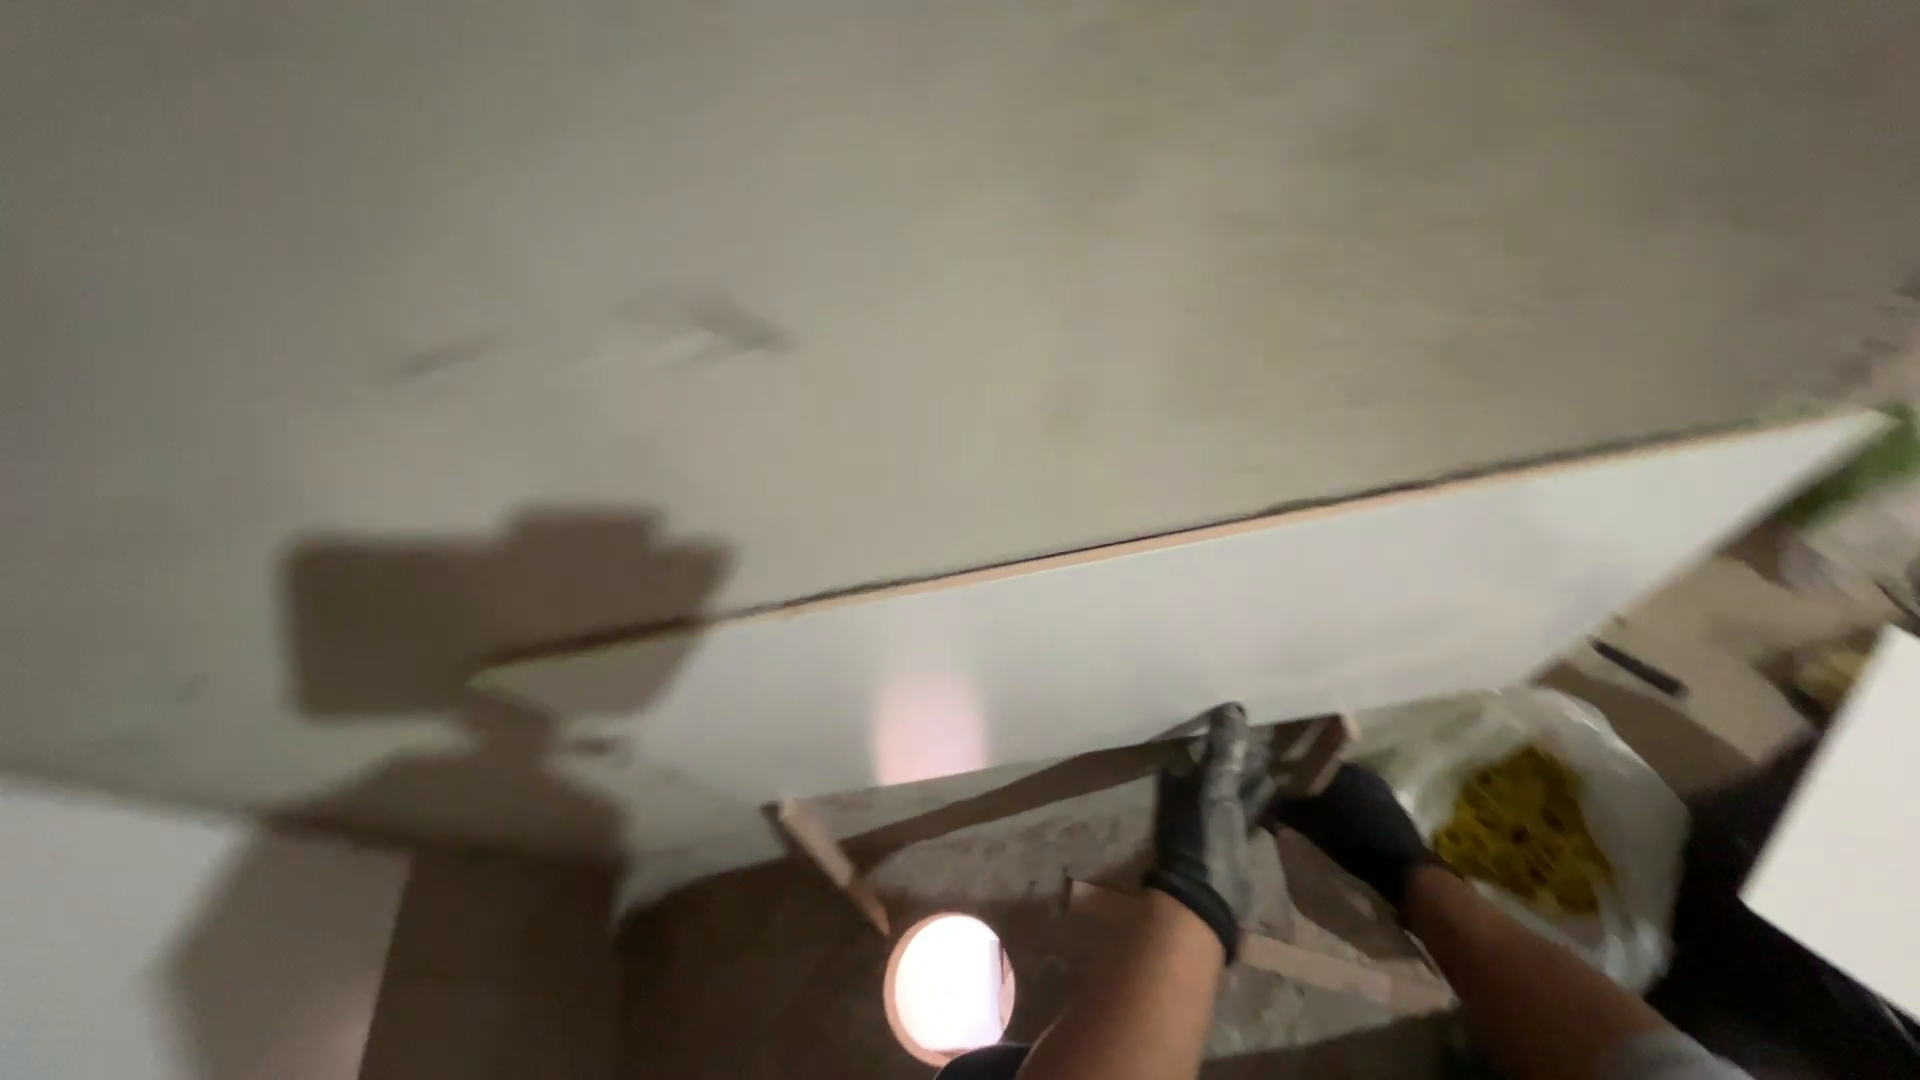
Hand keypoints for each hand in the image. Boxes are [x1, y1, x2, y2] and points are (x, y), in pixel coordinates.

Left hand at [1144, 703, 1254, 961]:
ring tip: (1278, 745)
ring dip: (1251, 767)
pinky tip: (1279, 779)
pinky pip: (1247, 804)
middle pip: (1216, 761)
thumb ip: (1224, 751)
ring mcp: (1211, 814)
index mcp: (1177, 779)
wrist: (1206, 900)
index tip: (1240, 707)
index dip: (1216, 727)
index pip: (1197, 743)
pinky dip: (1260, 792)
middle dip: (1237, 745)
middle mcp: (1190, 792)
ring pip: (1234, 782)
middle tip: (1266, 722)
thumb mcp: (1215, 790)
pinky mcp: (1232, 834)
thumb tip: (1232, 708)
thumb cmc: (1203, 838)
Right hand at [1267, 763, 1437, 911]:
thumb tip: (1262, 806)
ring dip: (1331, 803)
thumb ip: (1285, 812)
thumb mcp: (1310, 827)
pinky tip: (1339, 829)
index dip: (1294, 778)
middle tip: (1294, 805)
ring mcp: (1382, 794)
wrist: (1404, 873)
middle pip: (1328, 779)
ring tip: (1314, 819)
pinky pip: (1360, 807)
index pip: (1311, 765)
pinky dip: (1347, 815)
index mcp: (1344, 769)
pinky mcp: (1393, 814)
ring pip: (1345, 793)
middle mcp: (1364, 774)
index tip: (1281, 789)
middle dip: (1311, 790)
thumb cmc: (1354, 842)